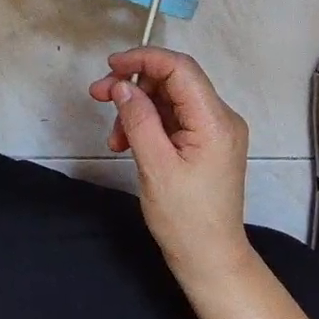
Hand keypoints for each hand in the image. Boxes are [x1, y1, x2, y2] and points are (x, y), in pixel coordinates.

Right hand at [90, 47, 253, 283]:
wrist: (210, 259)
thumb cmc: (184, 218)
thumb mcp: (155, 166)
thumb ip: (138, 120)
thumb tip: (120, 85)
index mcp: (215, 121)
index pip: (180, 68)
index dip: (143, 59)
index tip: (110, 67)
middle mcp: (221, 118)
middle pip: (173, 80)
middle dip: (134, 84)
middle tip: (97, 96)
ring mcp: (214, 131)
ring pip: (168, 99)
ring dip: (136, 108)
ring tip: (114, 137)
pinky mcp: (205, 143)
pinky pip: (172, 118)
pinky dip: (147, 124)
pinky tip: (126, 144)